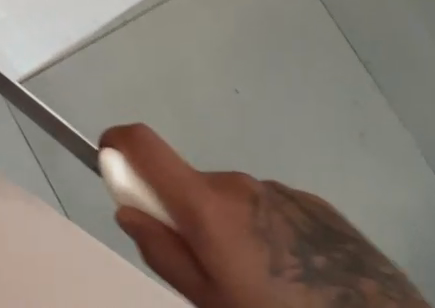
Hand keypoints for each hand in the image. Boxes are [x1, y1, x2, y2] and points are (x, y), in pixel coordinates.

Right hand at [101, 124, 426, 307]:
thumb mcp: (208, 300)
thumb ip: (161, 251)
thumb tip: (130, 212)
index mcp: (205, 203)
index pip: (140, 142)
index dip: (116, 144)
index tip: (112, 165)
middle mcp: (239, 183)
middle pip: (190, 182)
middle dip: (187, 212)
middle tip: (210, 265)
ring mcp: (284, 192)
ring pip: (234, 200)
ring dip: (232, 225)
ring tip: (265, 279)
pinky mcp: (322, 208)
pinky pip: (273, 210)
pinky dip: (269, 232)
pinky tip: (299, 276)